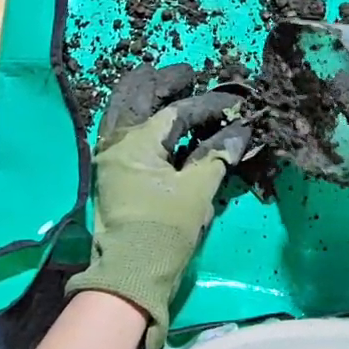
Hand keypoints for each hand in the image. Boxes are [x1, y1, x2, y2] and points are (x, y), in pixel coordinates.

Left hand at [65, 64, 250, 348]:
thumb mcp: (197, 192)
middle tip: (188, 74)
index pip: (177, 112)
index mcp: (137, 142)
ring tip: (164, 81)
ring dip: (144, 93)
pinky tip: (151, 114)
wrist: (129, 274)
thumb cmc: (164, 231)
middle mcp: (116, 141)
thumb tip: (240, 130)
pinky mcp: (110, 171)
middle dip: (164, 81)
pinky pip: (120, 128)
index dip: (209, 105)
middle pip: (138, 96)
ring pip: (122, 109)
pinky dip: (135, 115)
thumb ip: (217, 156)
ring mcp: (108, 155)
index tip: (233, 103)